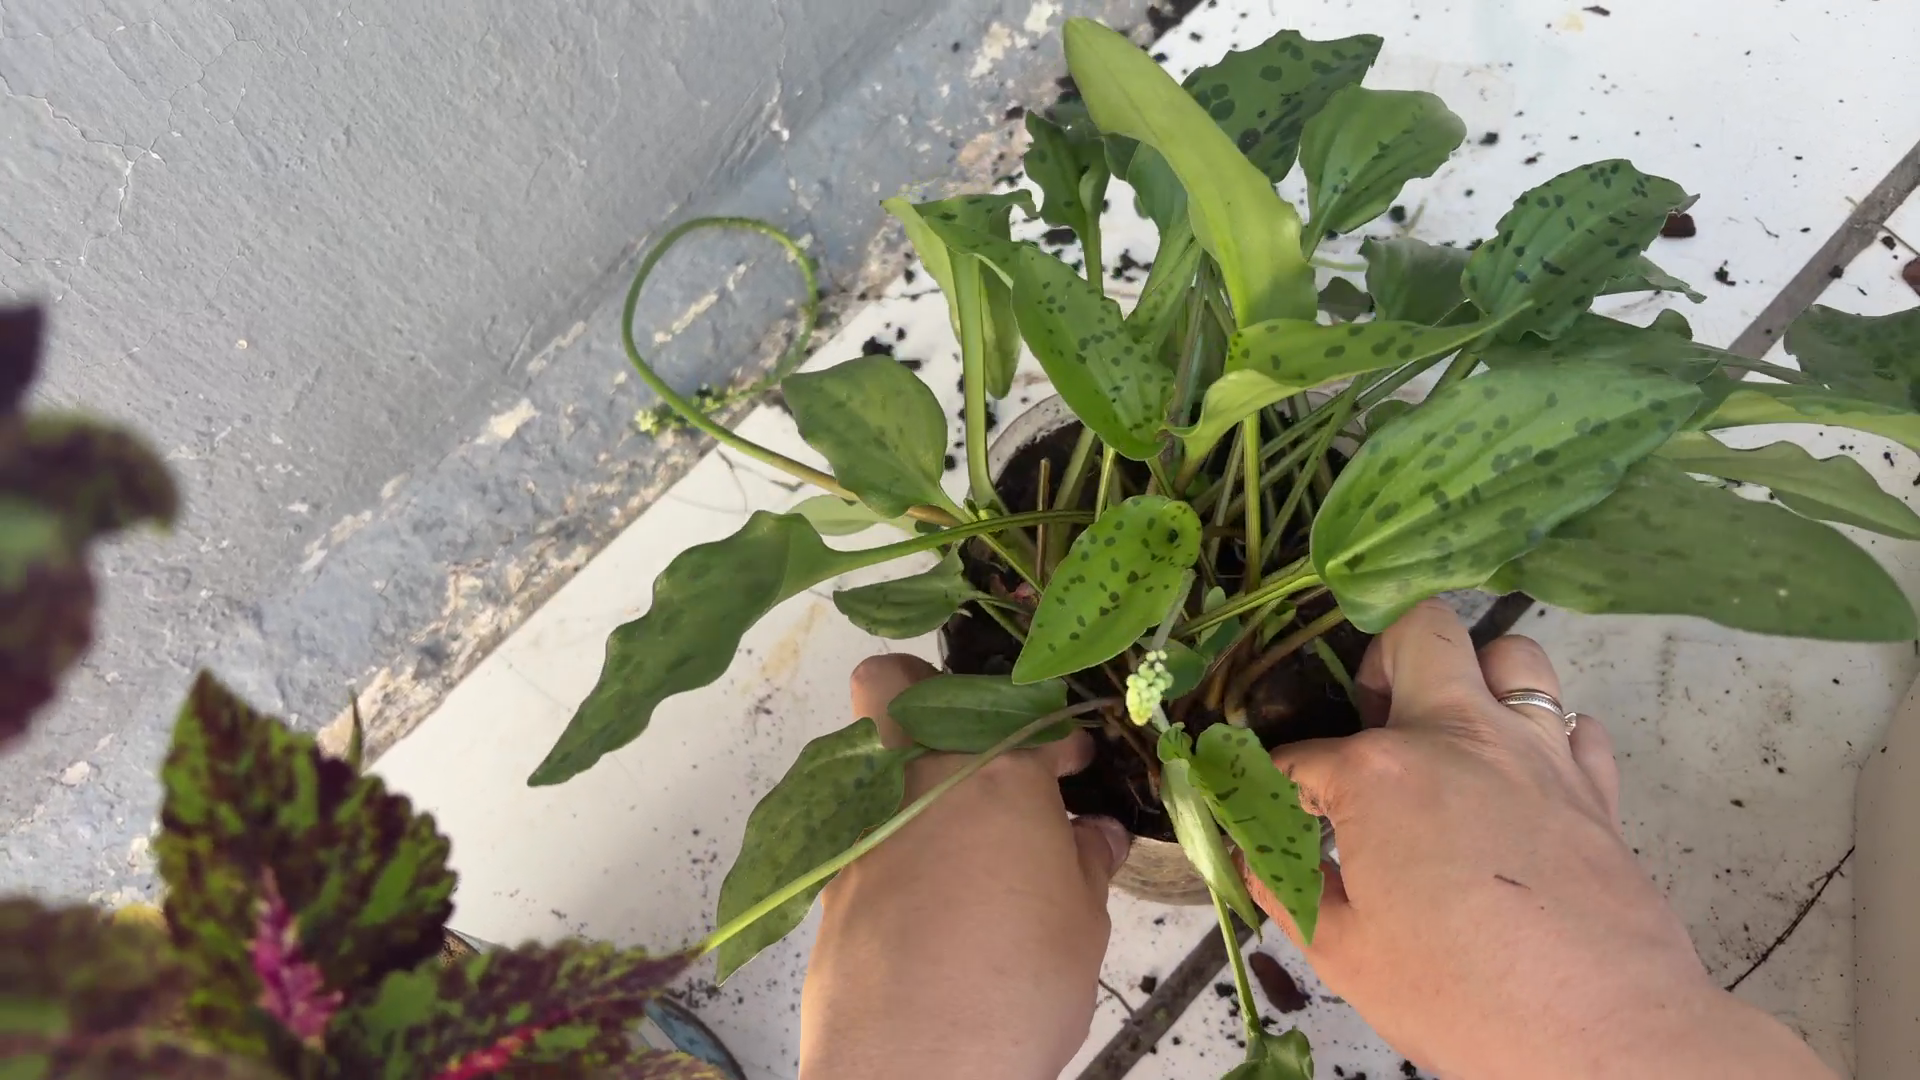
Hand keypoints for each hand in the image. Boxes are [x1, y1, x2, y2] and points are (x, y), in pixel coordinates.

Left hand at [798, 654, 1129, 1079]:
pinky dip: (892, 823)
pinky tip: (927, 876)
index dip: (1061, 739)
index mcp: (999, 770)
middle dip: (928, 689)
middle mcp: (922, 772)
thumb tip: (1096, 830)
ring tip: (957, 815)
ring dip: (906, 758)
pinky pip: (859, 815)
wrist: (914, 1065)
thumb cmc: (1020, 980)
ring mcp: (867, 818)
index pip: (1036, 723)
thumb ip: (1087, 859)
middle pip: (891, 681)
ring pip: (866, 746)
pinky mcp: (834, 868)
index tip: (1071, 759)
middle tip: (975, 740)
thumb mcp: (1082, 921)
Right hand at [1247, 600, 1835, 1079]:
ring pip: (1512, 654)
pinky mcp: (1596, 788)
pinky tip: (1517, 777)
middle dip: (1379, 659)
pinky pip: (1573, 725)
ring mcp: (1535, 752)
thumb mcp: (1339, 949)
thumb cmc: (1461, 995)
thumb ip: (1283, 884)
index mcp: (1378, 771)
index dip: (1277, 789)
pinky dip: (1543, 736)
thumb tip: (1254, 854)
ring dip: (1473, 675)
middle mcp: (1455, 734)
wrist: (1616, 1049)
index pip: (1299, 758)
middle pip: (1416, 632)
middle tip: (1373, 718)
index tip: (1275, 817)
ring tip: (1449, 730)